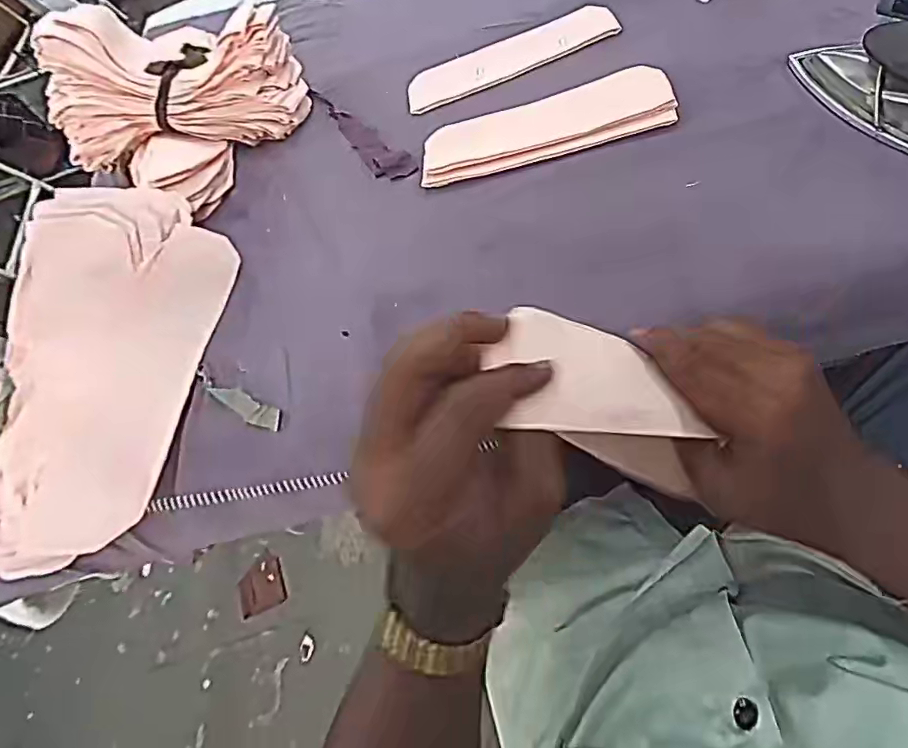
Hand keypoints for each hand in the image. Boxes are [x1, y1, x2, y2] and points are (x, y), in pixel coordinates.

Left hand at [352, 312, 565, 641]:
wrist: (440, 581)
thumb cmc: (494, 547)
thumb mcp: (536, 499)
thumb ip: (535, 433)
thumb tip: (533, 374)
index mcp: (420, 493)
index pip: (460, 410)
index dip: (507, 379)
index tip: (543, 369)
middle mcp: (378, 463)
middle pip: (407, 371)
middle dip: (458, 335)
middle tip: (504, 328)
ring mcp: (364, 446)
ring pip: (399, 364)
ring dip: (447, 340)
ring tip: (491, 339)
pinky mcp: (369, 434)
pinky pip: (401, 375)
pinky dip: (437, 355)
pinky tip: (470, 356)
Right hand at [635, 320, 907, 586]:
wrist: (852, 495)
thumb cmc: (782, 505)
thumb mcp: (718, 490)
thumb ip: (684, 443)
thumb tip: (657, 401)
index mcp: (758, 413)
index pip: (697, 367)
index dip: (662, 349)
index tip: (633, 338)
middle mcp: (776, 375)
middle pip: (709, 341)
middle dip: (672, 338)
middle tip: (643, 341)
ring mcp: (792, 359)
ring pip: (726, 330)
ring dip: (694, 335)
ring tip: (670, 347)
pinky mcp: (798, 354)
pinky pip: (746, 332)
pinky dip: (718, 336)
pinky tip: (704, 350)